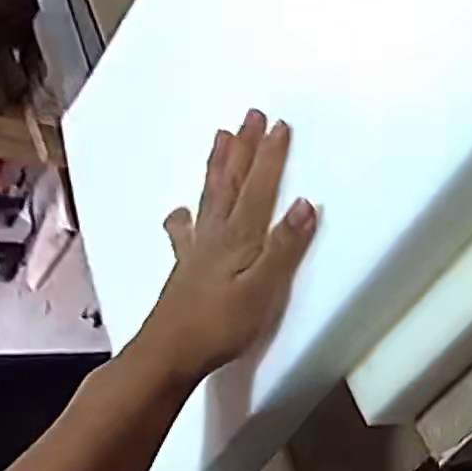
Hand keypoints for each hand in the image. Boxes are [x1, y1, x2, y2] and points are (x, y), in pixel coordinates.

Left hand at [130, 109, 317, 382]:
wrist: (168, 353)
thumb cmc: (221, 324)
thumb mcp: (264, 288)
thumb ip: (284, 247)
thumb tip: (303, 205)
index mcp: (238, 238)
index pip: (258, 188)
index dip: (270, 157)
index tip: (279, 126)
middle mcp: (216, 234)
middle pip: (231, 182)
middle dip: (244, 149)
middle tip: (250, 117)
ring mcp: (198, 248)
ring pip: (210, 196)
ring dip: (219, 166)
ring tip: (221, 138)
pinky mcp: (188, 265)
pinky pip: (187, 229)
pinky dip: (185, 215)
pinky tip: (180, 211)